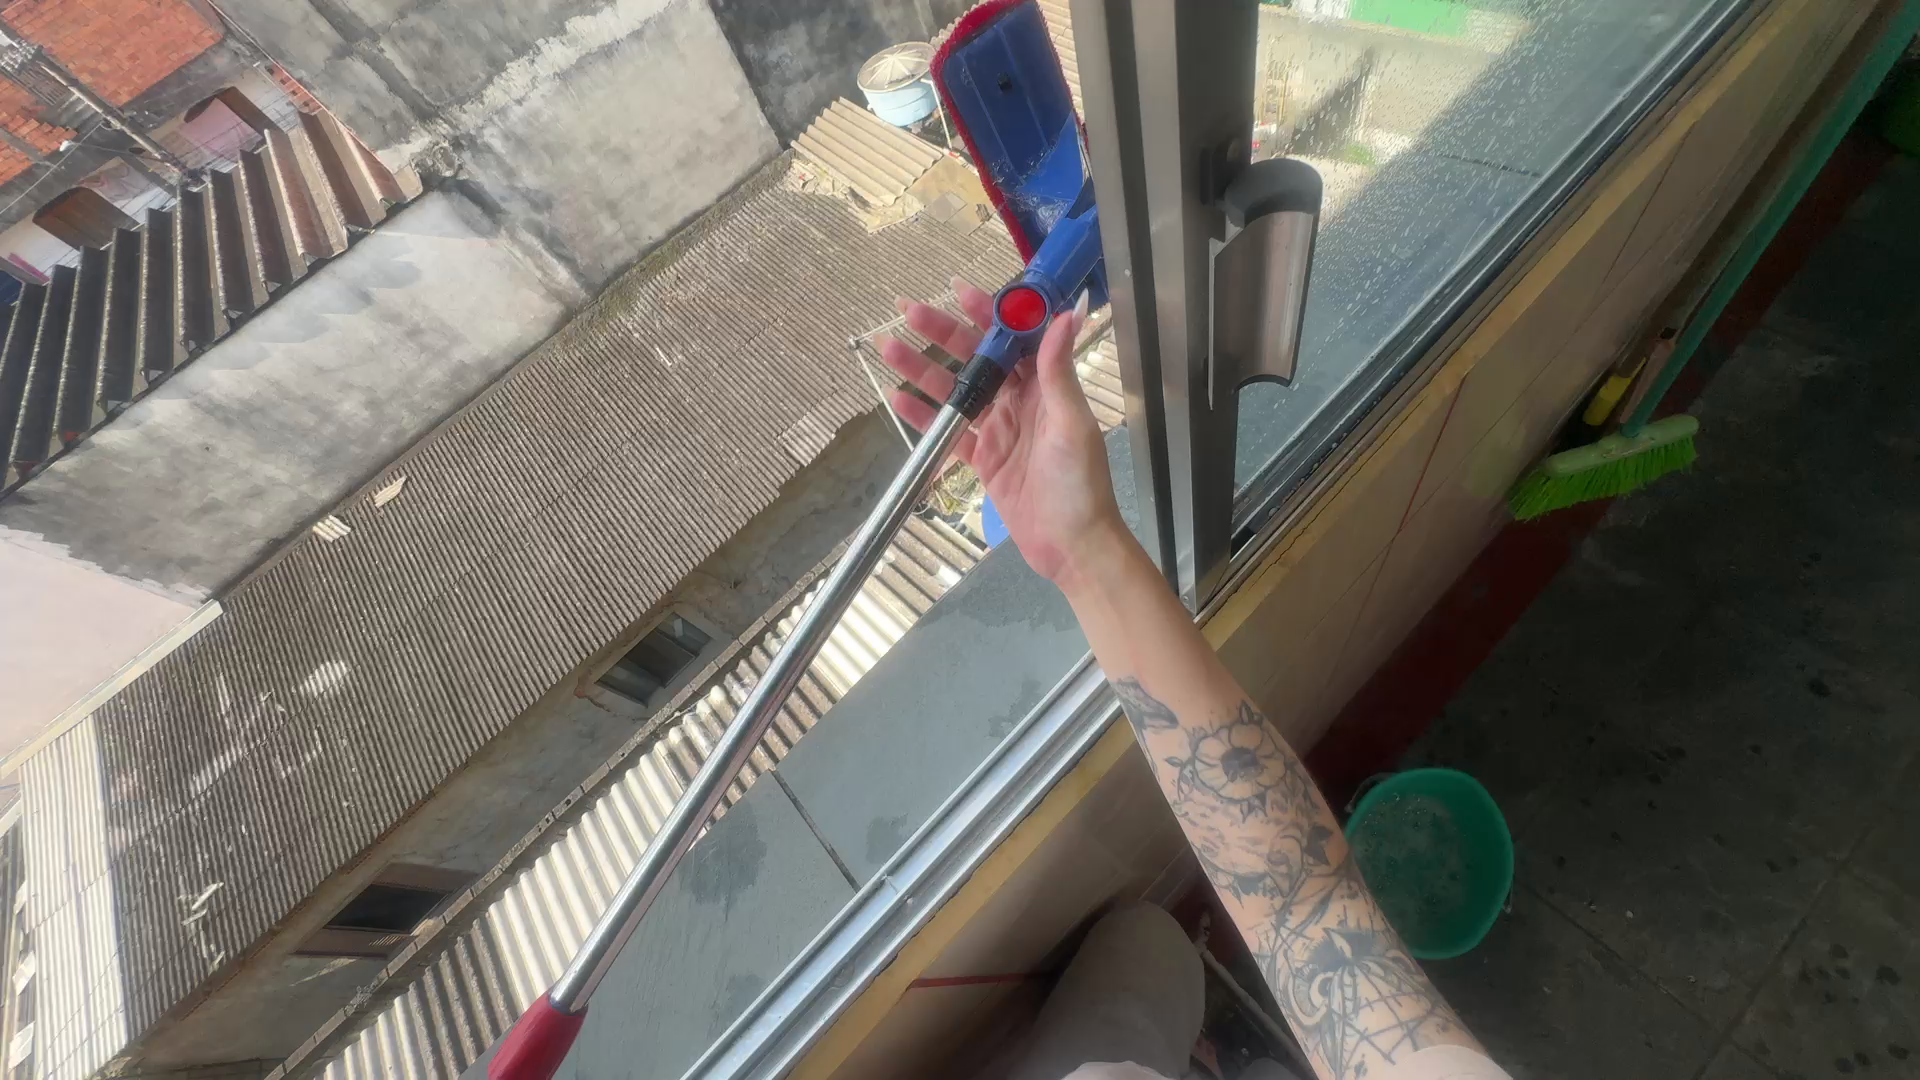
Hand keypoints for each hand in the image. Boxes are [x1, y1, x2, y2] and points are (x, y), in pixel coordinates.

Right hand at [881, 278, 1126, 586]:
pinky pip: (949, 431)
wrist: (1071, 544)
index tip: (958, 290)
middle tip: (908, 311)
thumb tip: (1066, 314)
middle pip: (976, 359)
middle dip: (942, 334)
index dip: (987, 313)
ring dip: (923, 370)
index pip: (1013, 339)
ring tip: (889, 347)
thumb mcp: (1071, 424)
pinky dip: (924, 416)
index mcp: (1046, 387)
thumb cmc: (1079, 485)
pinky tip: (898, 398)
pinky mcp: (982, 459)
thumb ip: (1058, 372)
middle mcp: (1020, 401)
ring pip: (956, 392)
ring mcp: (998, 430)